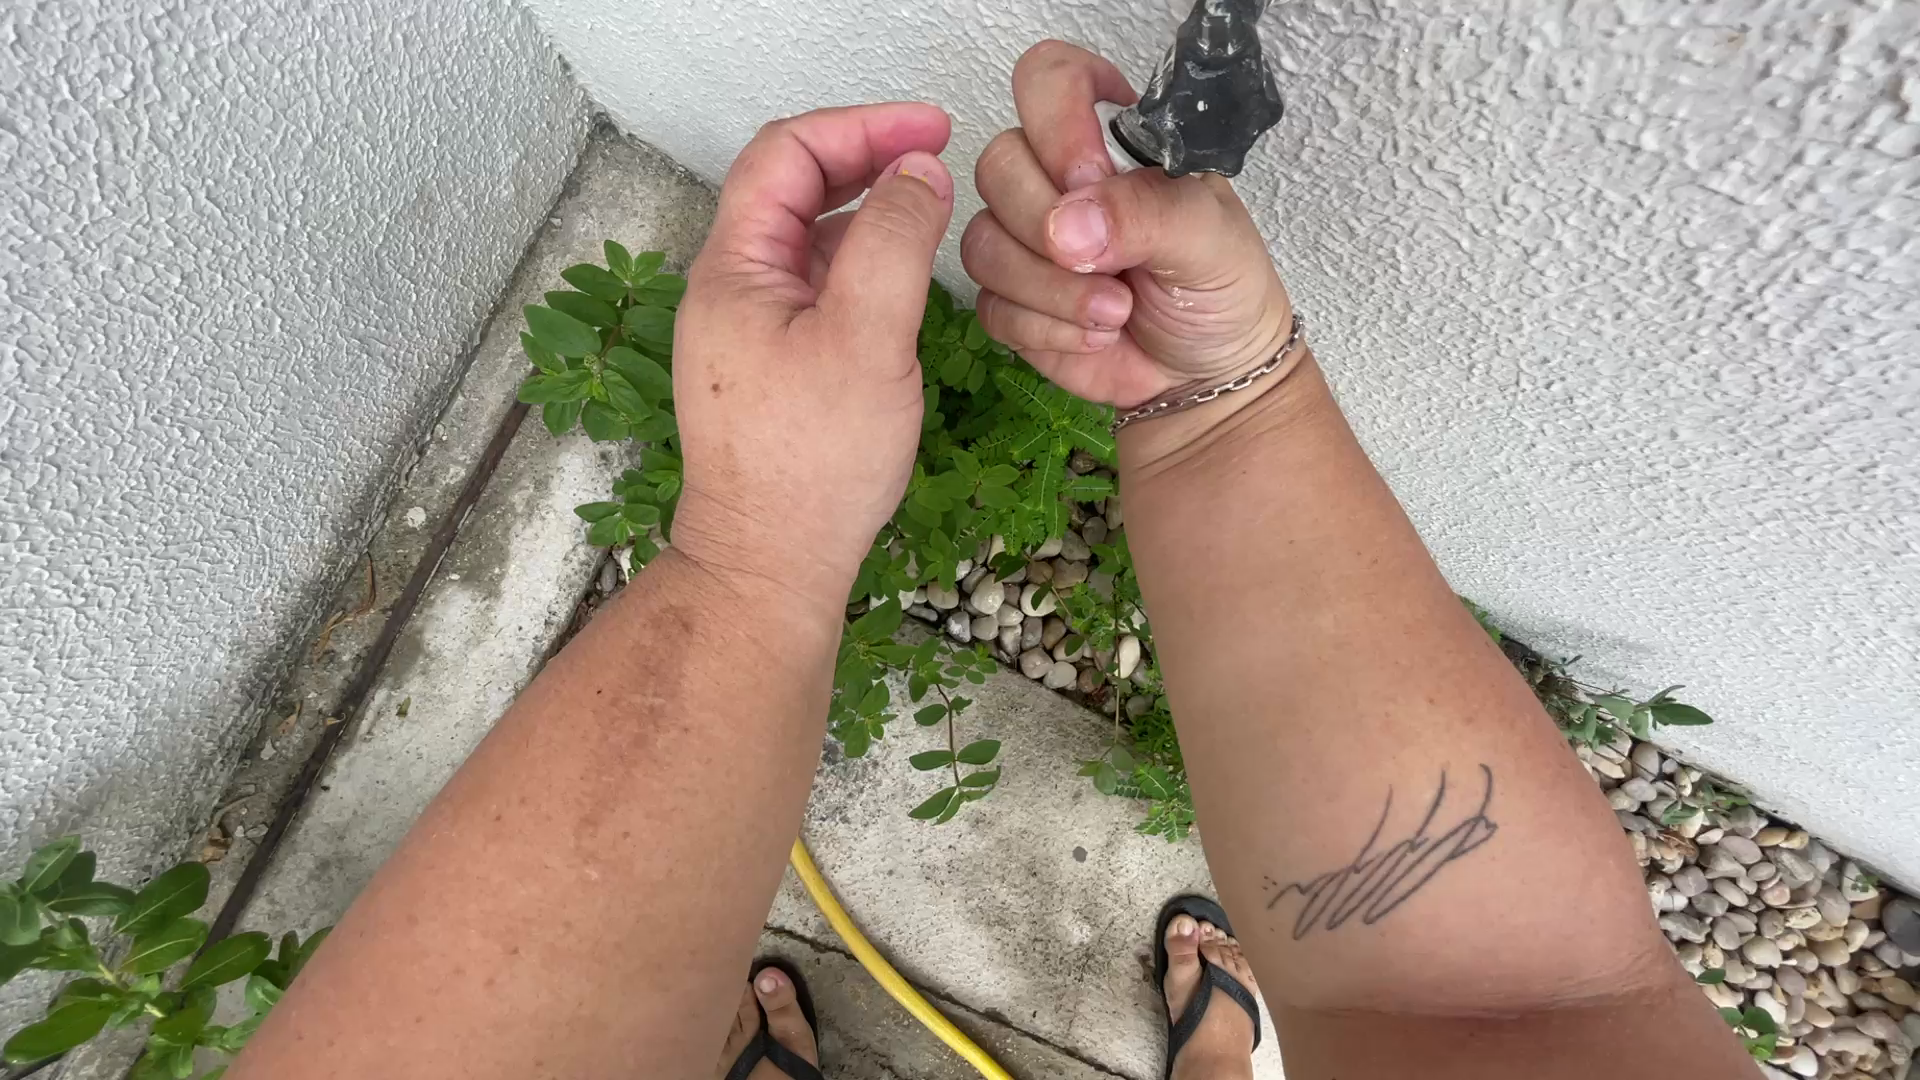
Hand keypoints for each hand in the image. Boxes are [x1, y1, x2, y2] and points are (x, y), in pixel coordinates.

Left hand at [670, 104, 956, 604]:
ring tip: (926, 222)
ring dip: (865, 223)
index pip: (789, 154)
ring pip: (808, 251)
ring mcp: (750, 336)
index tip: (932, 130)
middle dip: (865, 166)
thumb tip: (919, 174)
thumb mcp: (867, 339)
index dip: (862, 127)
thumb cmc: (816, 462)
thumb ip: (895, 243)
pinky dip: (858, 276)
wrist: (773, 561)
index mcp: (734, 269)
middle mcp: (731, 293)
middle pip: (794, 196)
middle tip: (935, 164)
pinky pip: (816, 299)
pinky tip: (895, 292)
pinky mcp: (773, 373)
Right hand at [962, 41, 1293, 410]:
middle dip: (1045, 224)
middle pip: (997, 167)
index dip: (1055, 121)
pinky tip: (1094, 337)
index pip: (1046, 82)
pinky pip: (992, 308)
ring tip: (1114, 314)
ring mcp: (1025, 249)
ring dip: (1048, 289)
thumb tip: (1066, 226)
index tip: (1091, 174)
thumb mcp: (1208, 240)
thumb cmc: (1216, 291)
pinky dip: (1045, 330)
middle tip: (1108, 265)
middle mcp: (1054, 188)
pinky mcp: (1012, 306)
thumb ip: (1146, 213)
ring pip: (983, 245)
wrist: (1201, 373)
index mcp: (1106, 146)